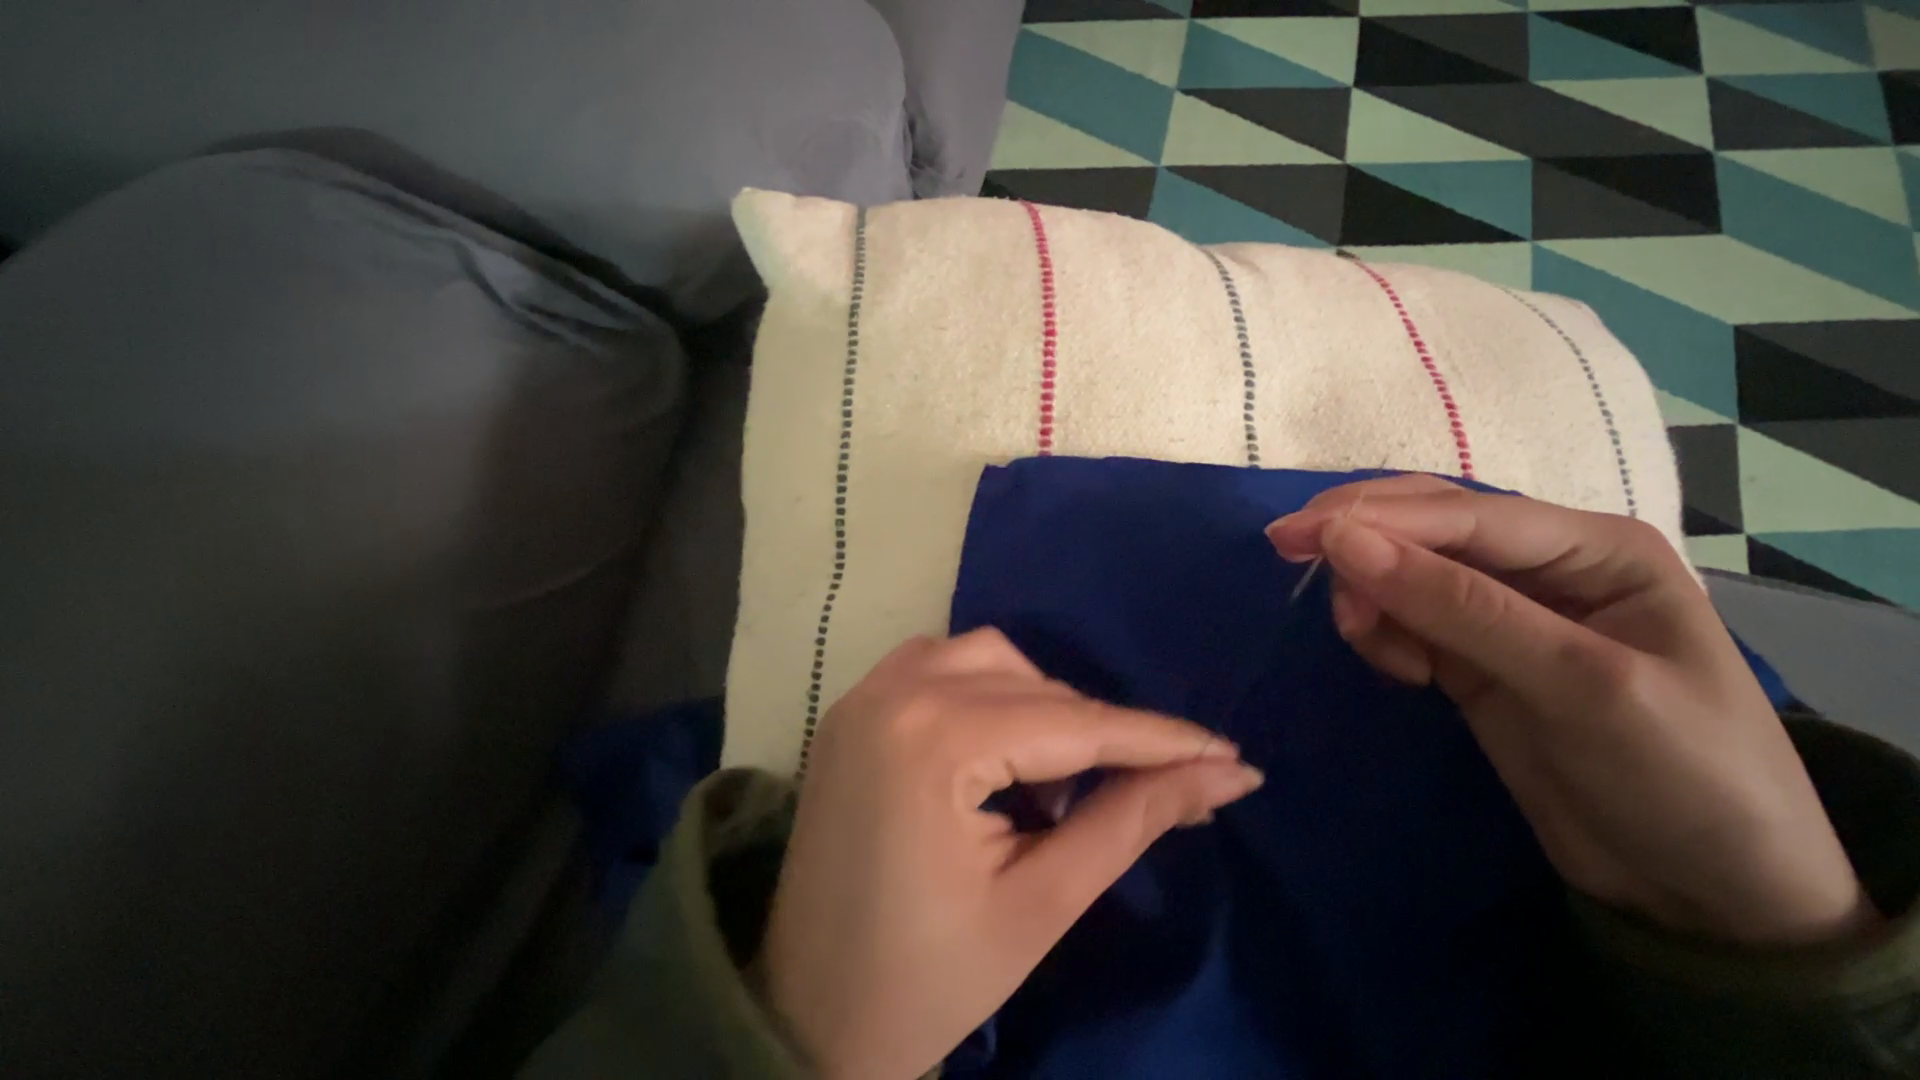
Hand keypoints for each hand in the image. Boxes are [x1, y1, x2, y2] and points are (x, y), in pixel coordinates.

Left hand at [760, 629, 1263, 1079]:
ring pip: (989, 662)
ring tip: (1060, 788)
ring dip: (1041, 706)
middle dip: (1102, 737)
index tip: (1233, 757)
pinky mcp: (852, 711)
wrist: (808, 1015)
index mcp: (936, 740)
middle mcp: (895, 691)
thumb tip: (1223, 774)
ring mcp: (864, 694)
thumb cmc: (930, 977)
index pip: (1075, 723)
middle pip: (1035, 688)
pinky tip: (1001, 753)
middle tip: (1152, 793)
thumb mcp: (1043, 902)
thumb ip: (1132, 821)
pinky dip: (986, 694)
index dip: (1160, 741)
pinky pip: (939, 668)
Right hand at [1267, 475, 1875, 946]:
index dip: (1376, 516)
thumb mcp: (1576, 684)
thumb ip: (1457, 606)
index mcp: (1594, 548)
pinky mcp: (1475, 662)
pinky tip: (1396, 669)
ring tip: (1366, 642)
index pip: (1464, 512)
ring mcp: (1506, 614)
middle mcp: (1546, 566)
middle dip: (1360, 538)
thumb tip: (1343, 541)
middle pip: (1429, 525)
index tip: (1295, 534)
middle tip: (1285, 552)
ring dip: (1370, 594)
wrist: (1708, 896)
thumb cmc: (1681, 776)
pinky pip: (1407, 622)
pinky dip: (1383, 634)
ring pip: (1406, 573)